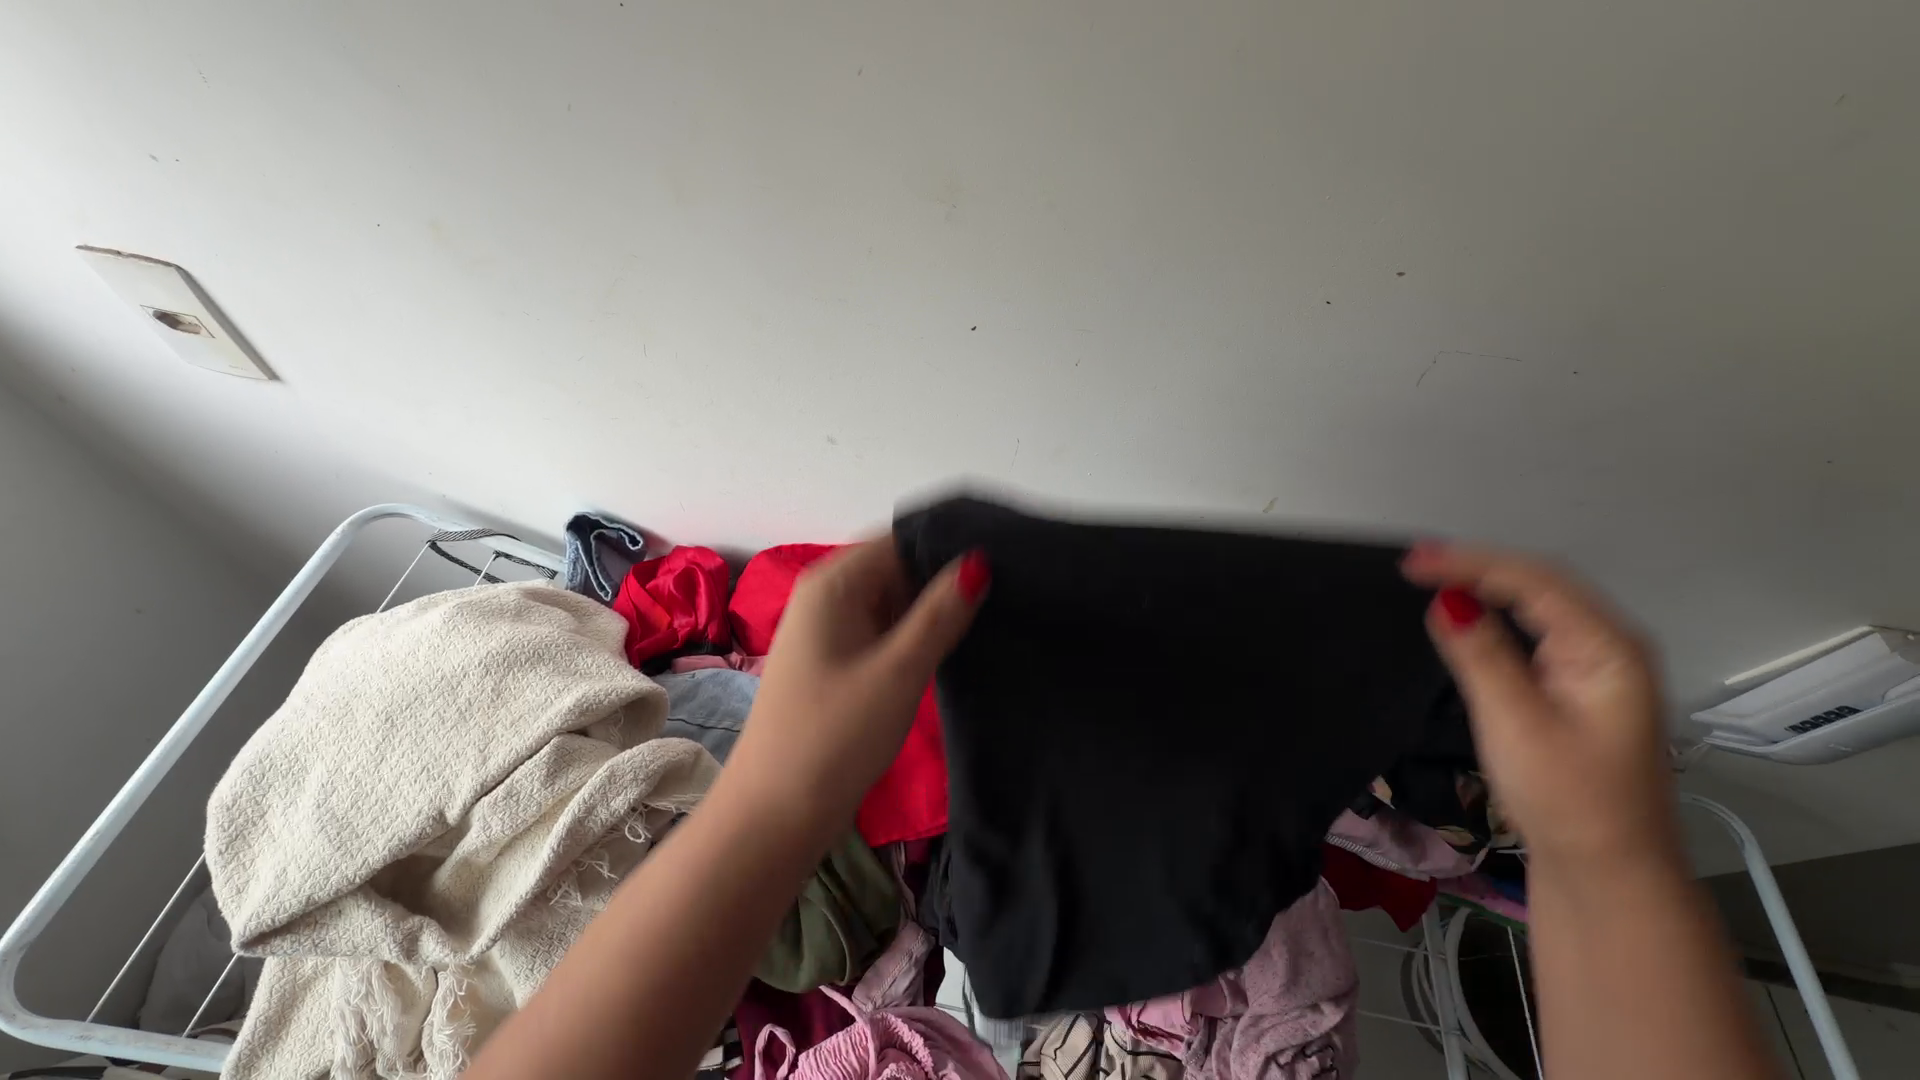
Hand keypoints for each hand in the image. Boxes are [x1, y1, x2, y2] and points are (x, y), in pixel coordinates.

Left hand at [727, 539, 986, 818]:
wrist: (775, 814)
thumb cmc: (835, 736)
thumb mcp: (899, 671)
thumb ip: (940, 613)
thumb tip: (977, 560)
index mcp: (833, 583)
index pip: (901, 539)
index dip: (949, 545)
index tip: (1006, 557)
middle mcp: (826, 596)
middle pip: (896, 567)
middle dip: (944, 579)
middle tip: (1008, 591)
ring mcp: (828, 632)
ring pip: (891, 603)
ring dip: (931, 610)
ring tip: (993, 614)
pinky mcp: (835, 664)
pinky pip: (881, 632)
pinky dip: (913, 636)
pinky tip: (951, 647)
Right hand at [1401, 544, 1679, 868]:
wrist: (1609, 872)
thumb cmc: (1567, 800)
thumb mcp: (1516, 723)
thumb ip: (1482, 655)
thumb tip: (1448, 599)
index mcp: (1608, 649)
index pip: (1533, 582)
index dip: (1470, 563)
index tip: (1412, 561)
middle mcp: (1611, 648)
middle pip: (1541, 584)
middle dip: (1478, 566)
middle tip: (1415, 562)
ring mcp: (1597, 668)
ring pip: (1539, 606)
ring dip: (1486, 586)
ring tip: (1432, 575)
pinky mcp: (1578, 689)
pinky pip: (1535, 632)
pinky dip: (1497, 615)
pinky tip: (1469, 614)